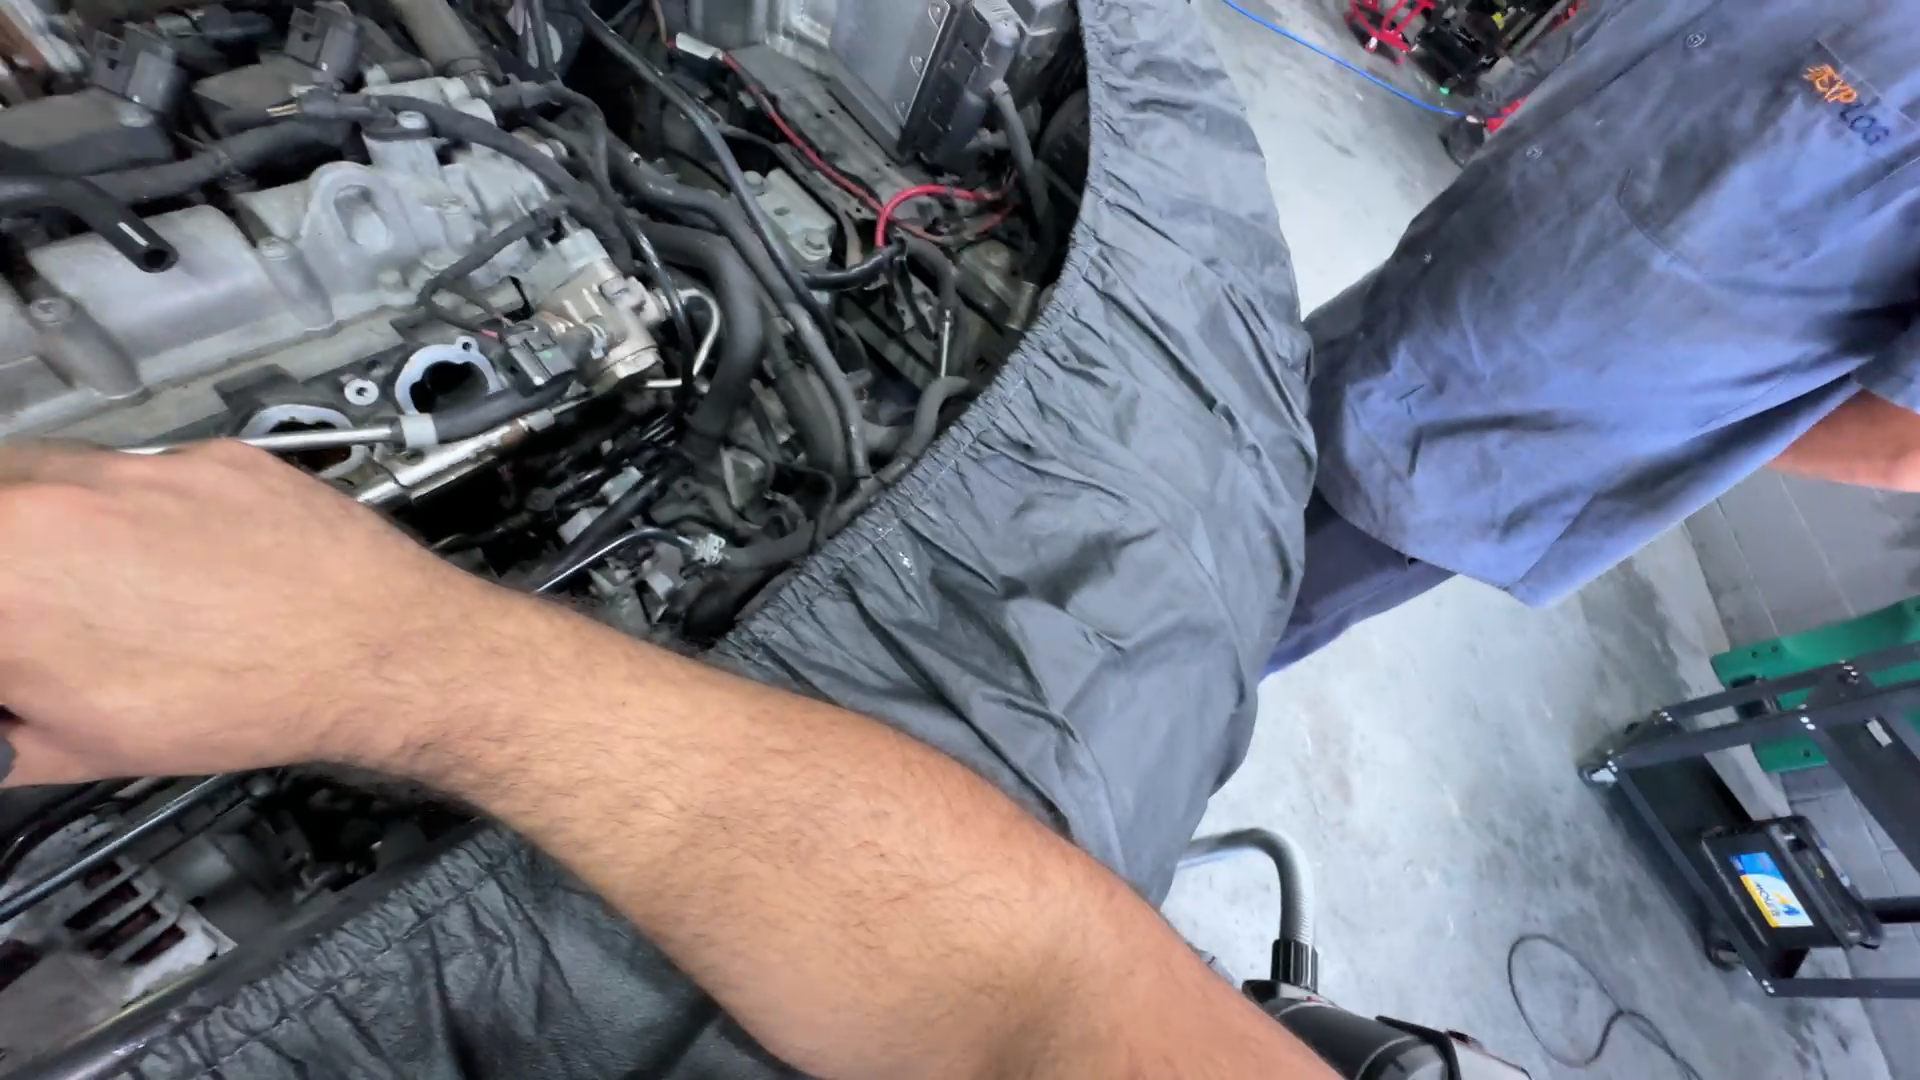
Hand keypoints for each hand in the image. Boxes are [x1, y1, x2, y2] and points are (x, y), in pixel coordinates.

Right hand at [0, 440, 515, 785]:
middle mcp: (60, 501)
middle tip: (40, 605)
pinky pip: (157, 474)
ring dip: (61, 525)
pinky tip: (202, 556)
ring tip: (128, 585)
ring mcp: (154, 470)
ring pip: (51, 479)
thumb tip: (6, 702)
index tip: (19, 635)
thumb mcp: (76, 740)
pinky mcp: (229, 459)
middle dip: (5, 563)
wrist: (398, 654)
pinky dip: (159, 510)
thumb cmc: (268, 699)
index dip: (3, 624)